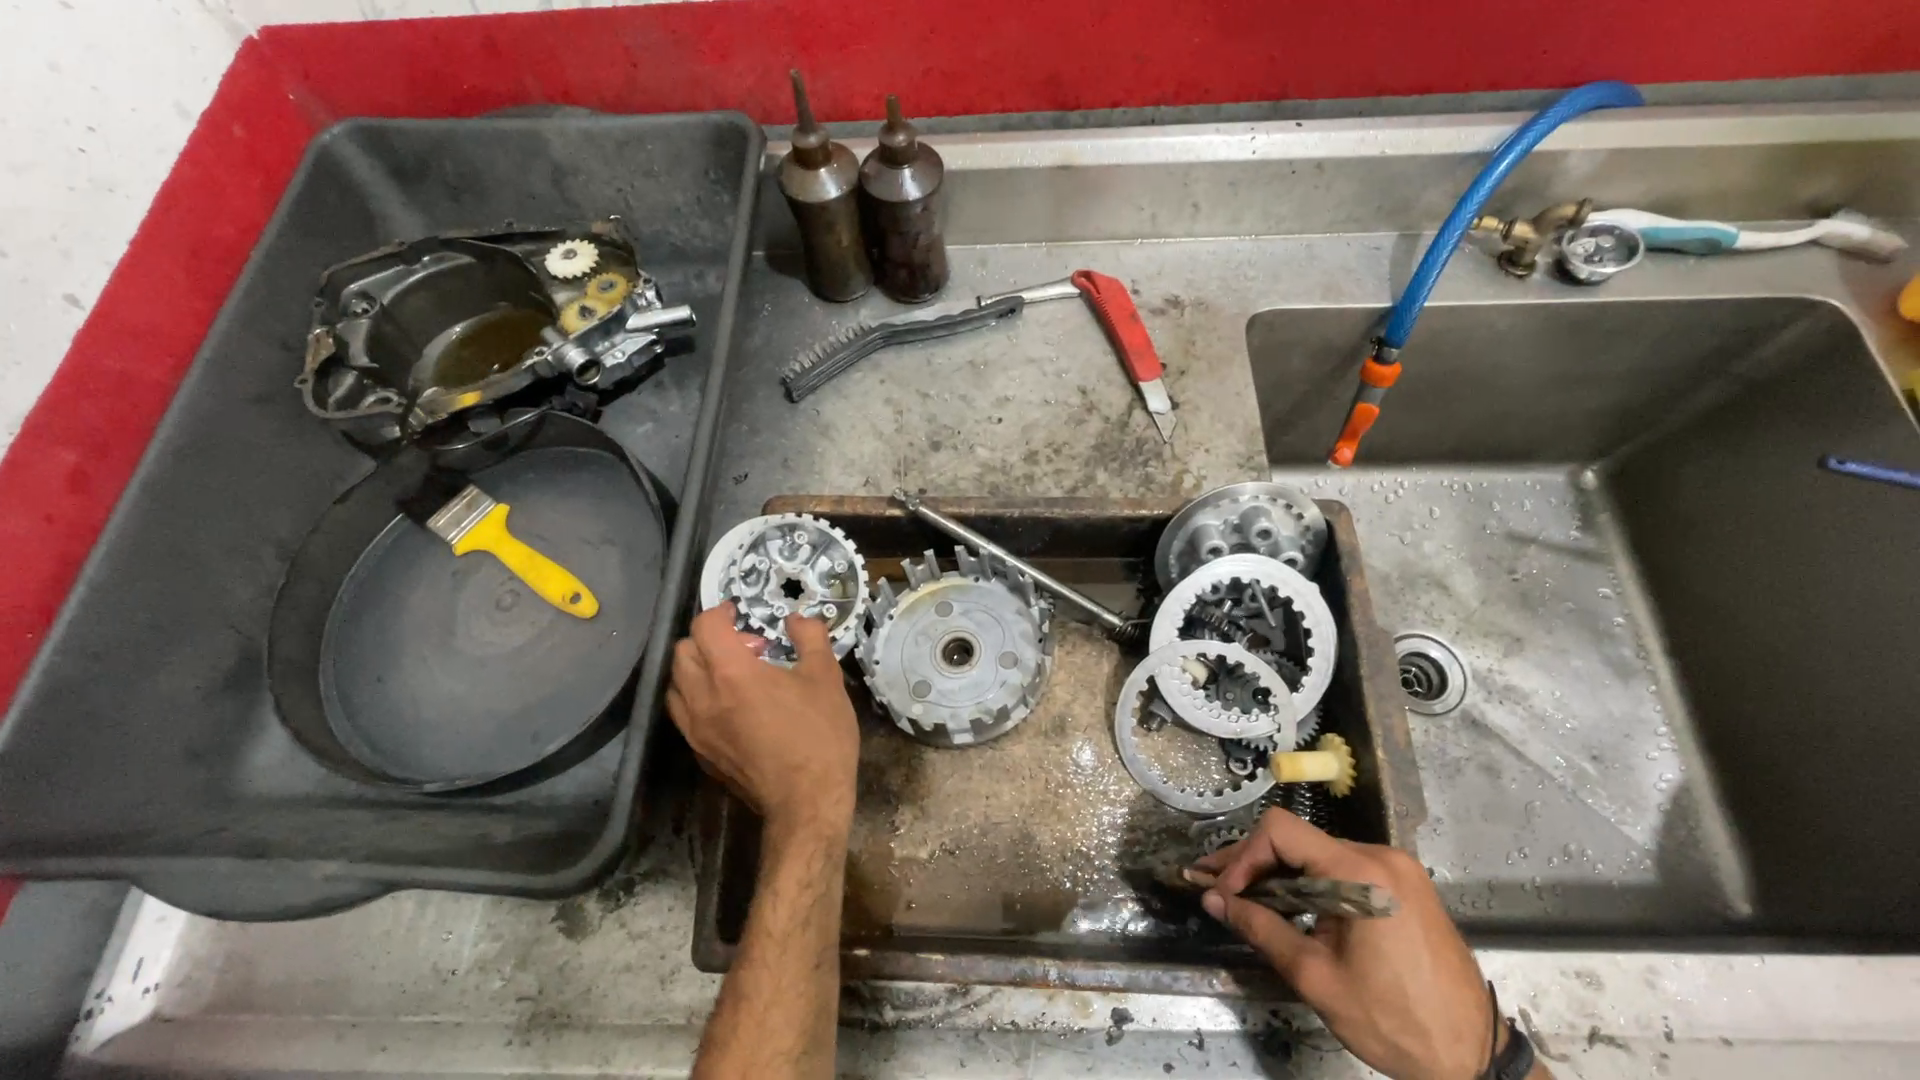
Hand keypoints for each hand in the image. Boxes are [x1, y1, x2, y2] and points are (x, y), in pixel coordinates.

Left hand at [666, 605, 859, 834]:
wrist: (807, 800)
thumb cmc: (819, 735)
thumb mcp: (825, 677)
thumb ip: (809, 638)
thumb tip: (797, 619)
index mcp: (732, 672)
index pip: (705, 626)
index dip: (720, 613)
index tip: (739, 615)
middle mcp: (703, 697)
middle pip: (682, 651)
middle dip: (707, 640)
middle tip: (743, 648)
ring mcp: (696, 729)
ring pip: (675, 684)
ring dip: (696, 670)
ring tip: (730, 676)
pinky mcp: (699, 753)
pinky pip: (683, 714)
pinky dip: (696, 699)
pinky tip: (727, 707)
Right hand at [1194, 809, 1496, 1079]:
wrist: (1474, 1055)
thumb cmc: (1393, 1020)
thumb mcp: (1315, 976)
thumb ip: (1260, 928)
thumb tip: (1213, 900)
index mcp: (1360, 871)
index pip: (1281, 832)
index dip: (1243, 856)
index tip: (1223, 892)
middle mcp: (1380, 856)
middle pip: (1298, 839)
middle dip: (1252, 864)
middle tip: (1213, 886)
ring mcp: (1397, 869)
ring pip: (1318, 854)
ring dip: (1279, 874)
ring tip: (1243, 898)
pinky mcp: (1404, 885)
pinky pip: (1342, 869)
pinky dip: (1309, 882)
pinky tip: (1288, 905)